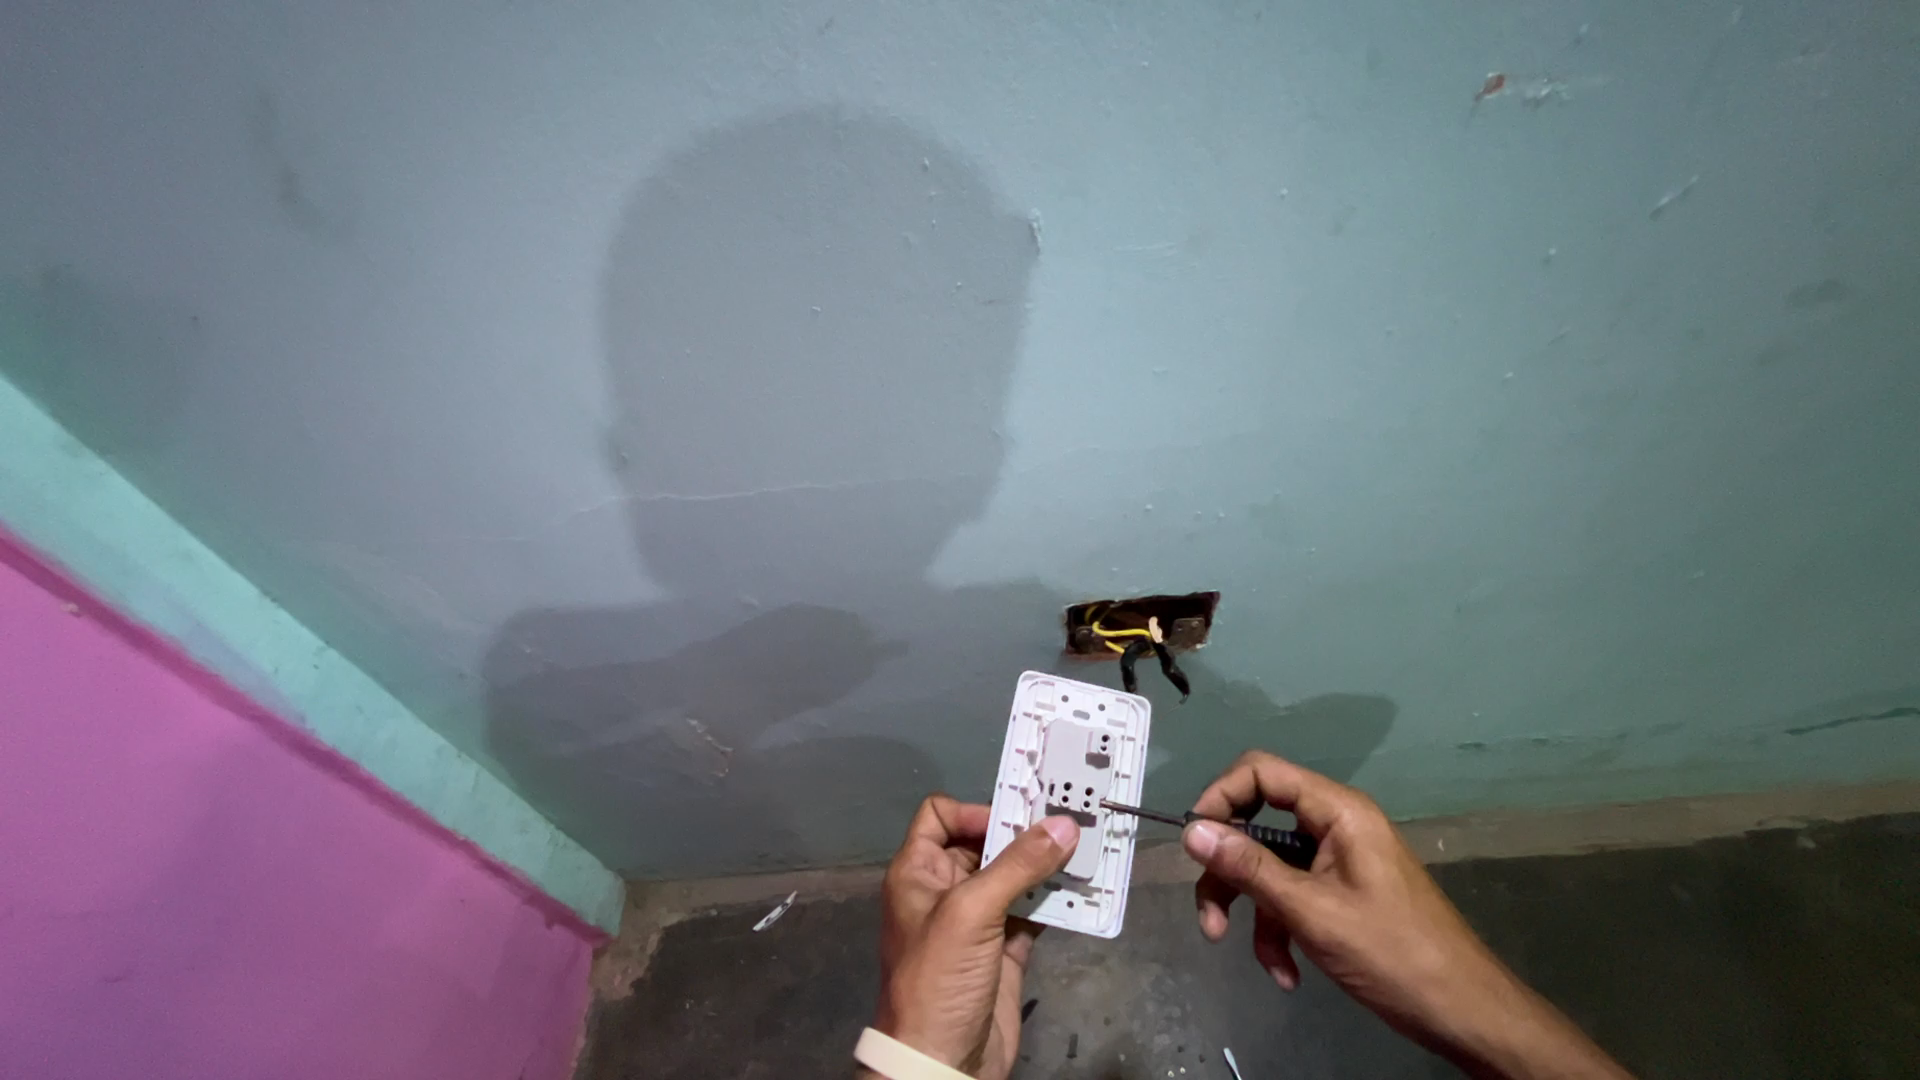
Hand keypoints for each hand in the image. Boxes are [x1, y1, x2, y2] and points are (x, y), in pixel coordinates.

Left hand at [868, 795, 1078, 1079]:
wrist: (943, 1065)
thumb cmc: (940, 976)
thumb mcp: (972, 911)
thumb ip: (1018, 865)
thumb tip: (1065, 824)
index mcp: (919, 872)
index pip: (940, 817)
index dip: (974, 811)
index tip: (1016, 820)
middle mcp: (945, 889)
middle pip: (985, 843)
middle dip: (1024, 834)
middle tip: (1069, 824)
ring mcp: (977, 920)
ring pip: (1013, 877)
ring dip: (1045, 866)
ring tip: (1085, 851)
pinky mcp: (1004, 949)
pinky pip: (1032, 911)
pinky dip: (1056, 901)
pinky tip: (1083, 891)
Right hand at [1182, 751, 1633, 1079]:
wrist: (1470, 1018)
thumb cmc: (1394, 955)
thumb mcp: (1311, 912)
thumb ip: (1249, 867)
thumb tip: (1191, 831)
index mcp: (1336, 811)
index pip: (1261, 771)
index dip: (1221, 796)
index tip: (1196, 839)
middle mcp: (1333, 824)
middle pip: (1256, 824)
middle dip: (1229, 872)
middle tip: (1211, 917)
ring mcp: (1336, 859)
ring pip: (1267, 865)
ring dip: (1252, 911)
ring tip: (1258, 960)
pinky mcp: (1338, 891)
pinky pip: (1289, 894)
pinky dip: (1279, 930)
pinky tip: (1286, 972)